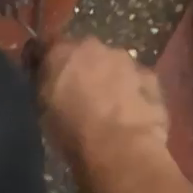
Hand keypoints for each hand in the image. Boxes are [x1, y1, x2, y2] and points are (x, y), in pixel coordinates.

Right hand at [39, 37, 170, 178]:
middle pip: (83, 52)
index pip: (46, 43)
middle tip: (78, 93)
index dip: (43, 58)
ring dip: (108, 78)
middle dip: (81, 67)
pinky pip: (137, 80)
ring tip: (108, 107)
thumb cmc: (71, 132)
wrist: (120, 149)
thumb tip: (46, 77)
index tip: (41, 73)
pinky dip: (132, 91)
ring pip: (113, 64)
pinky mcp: (151, 77)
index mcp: (61, 51)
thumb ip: (44, 83)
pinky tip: (131, 114)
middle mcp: (94, 46)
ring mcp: (126, 59)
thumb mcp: (42, 109)